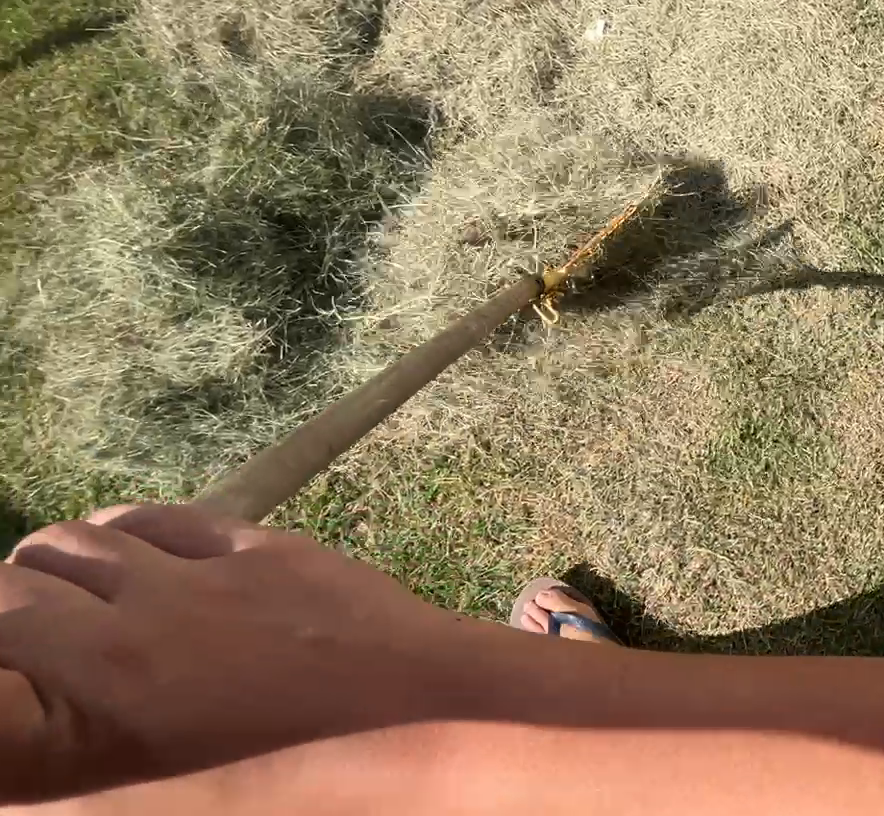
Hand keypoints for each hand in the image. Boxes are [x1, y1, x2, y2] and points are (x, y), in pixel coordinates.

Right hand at [0, 504, 497, 800]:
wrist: (421, 718)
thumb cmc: (290, 788)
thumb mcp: (147, 803)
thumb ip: (66, 770)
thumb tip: (44, 747)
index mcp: (57, 744)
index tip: (27, 695)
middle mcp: (109, 648)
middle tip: (24, 651)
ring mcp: (193, 584)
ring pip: (68, 542)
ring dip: (50, 570)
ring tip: (66, 600)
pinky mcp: (263, 547)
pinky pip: (159, 518)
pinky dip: (126, 532)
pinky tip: (135, 556)